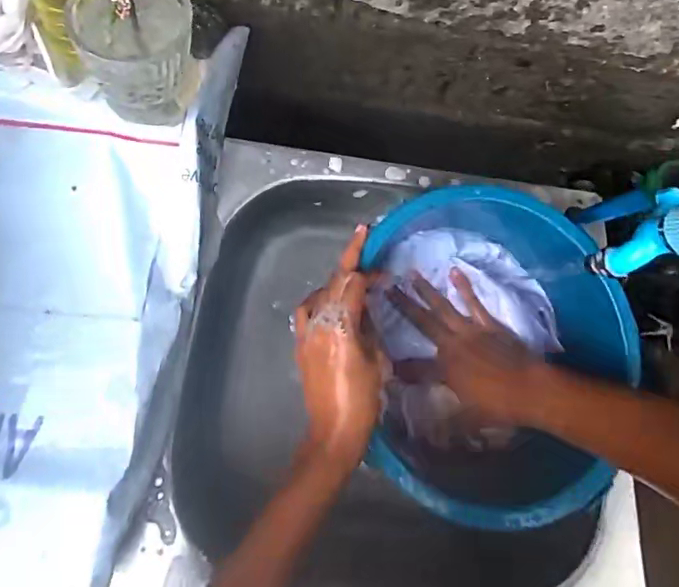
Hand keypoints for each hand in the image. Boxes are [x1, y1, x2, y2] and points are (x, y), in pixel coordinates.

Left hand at [293, 224, 383, 467]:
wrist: (333, 434)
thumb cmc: (362, 400)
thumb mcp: (376, 359)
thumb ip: (369, 326)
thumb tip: (365, 307)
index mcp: (339, 323)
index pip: (352, 282)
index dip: (366, 266)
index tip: (377, 251)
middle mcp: (318, 321)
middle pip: (334, 281)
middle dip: (351, 263)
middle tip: (366, 245)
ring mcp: (306, 332)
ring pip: (321, 292)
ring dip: (337, 280)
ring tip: (354, 278)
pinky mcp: (301, 344)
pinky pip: (308, 310)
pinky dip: (321, 299)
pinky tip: (332, 303)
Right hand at [388, 269, 553, 427]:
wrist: (530, 390)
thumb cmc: (500, 408)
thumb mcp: (470, 422)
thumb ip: (448, 426)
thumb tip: (428, 438)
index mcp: (444, 371)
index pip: (414, 369)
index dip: (398, 366)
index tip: (383, 359)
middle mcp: (451, 346)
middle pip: (422, 323)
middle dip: (403, 306)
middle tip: (387, 289)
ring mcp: (469, 331)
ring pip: (442, 307)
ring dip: (426, 290)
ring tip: (412, 274)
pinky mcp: (487, 323)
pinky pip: (473, 302)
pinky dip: (463, 287)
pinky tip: (455, 271)